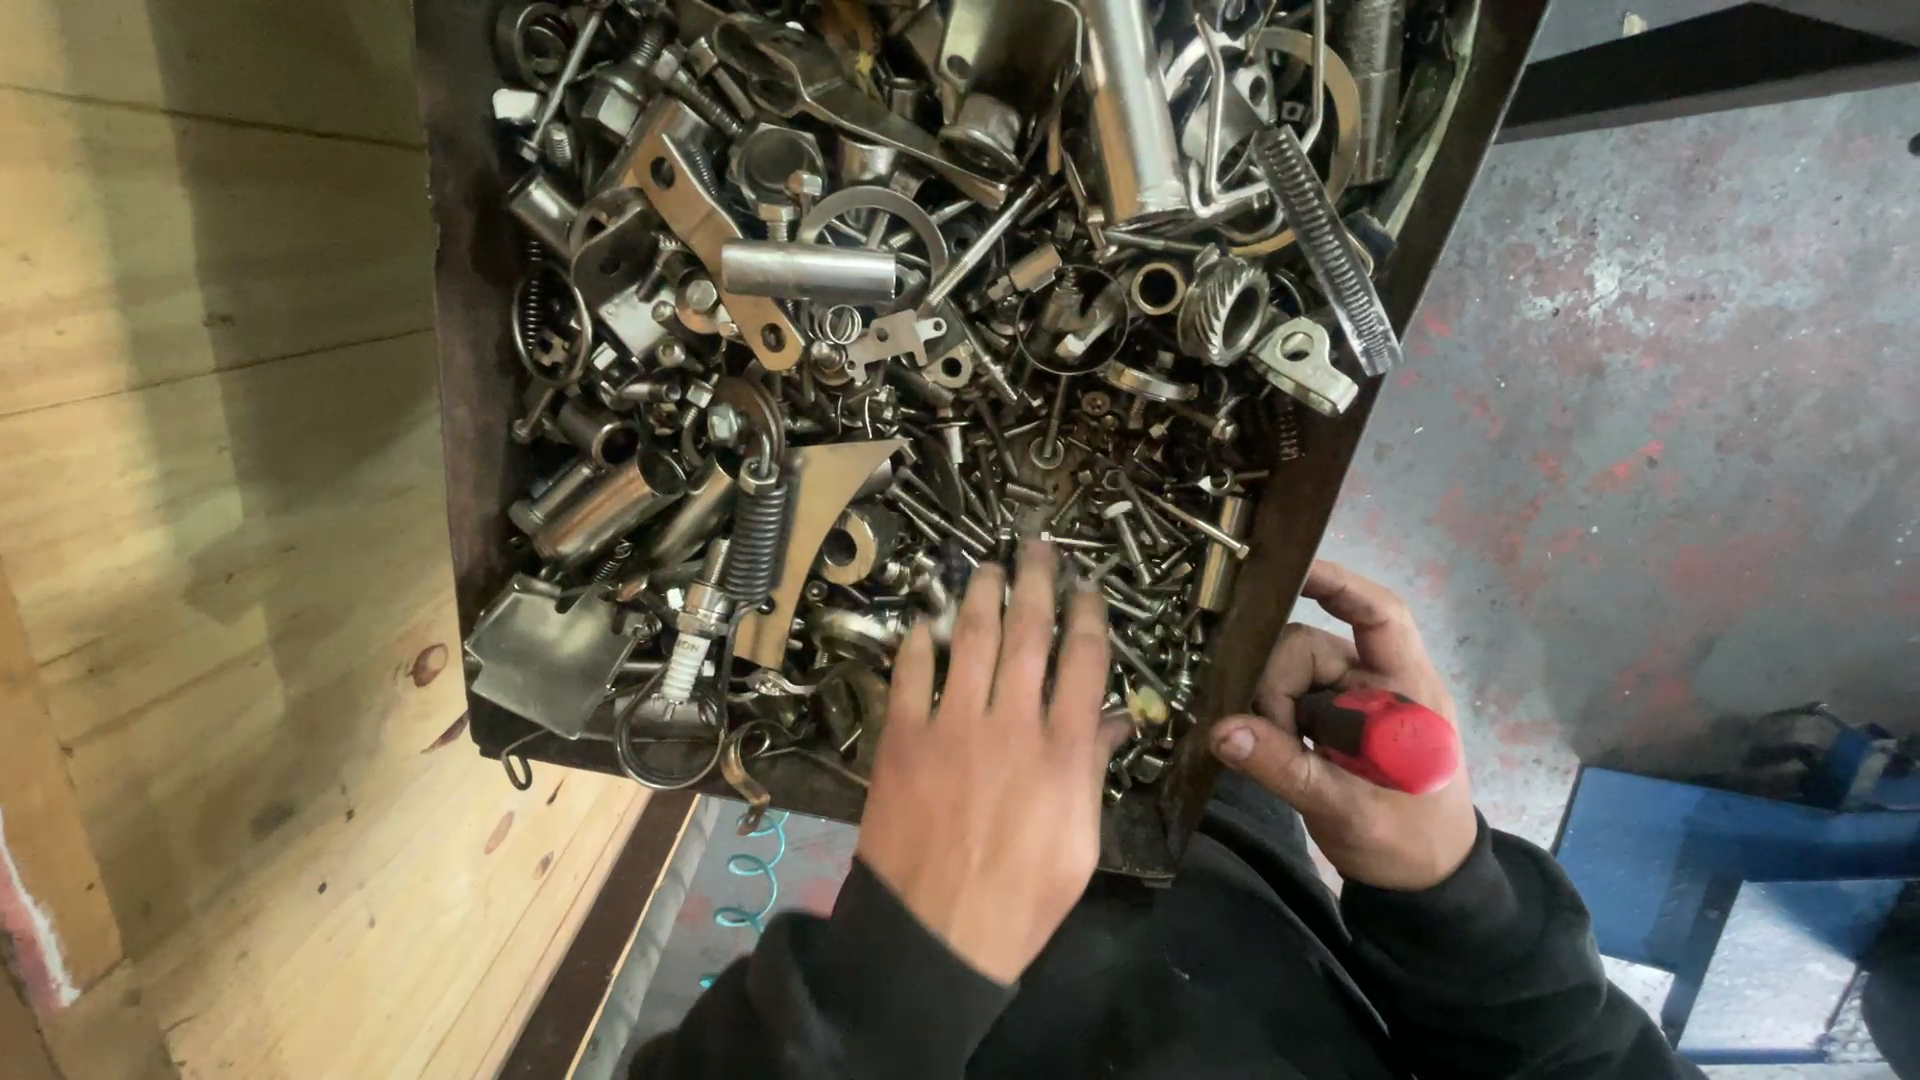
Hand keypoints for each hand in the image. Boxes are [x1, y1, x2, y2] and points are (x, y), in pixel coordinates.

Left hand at [857, 541, 1125, 984]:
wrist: (935, 935)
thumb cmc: (1020, 898)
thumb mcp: (1080, 844)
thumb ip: (1091, 772)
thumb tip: (1112, 720)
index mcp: (1061, 750)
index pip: (1082, 662)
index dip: (1087, 616)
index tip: (1086, 587)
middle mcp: (1011, 723)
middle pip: (1028, 634)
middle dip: (1036, 582)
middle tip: (1036, 547)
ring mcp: (952, 726)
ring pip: (972, 641)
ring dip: (981, 596)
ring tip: (988, 566)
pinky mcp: (903, 738)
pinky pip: (910, 675)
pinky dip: (919, 643)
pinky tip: (927, 621)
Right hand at [1210, 560, 1475, 890]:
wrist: (1421, 887)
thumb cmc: (1407, 843)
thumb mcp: (1347, 809)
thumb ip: (1285, 768)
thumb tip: (1221, 731)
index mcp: (1405, 689)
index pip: (1379, 615)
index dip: (1339, 584)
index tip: (1287, 571)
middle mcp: (1374, 682)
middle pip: (1306, 646)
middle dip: (1276, 686)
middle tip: (1271, 739)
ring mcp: (1346, 700)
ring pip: (1285, 670)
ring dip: (1268, 705)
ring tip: (1276, 753)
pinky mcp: (1324, 719)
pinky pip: (1280, 695)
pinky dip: (1265, 715)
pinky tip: (1260, 742)